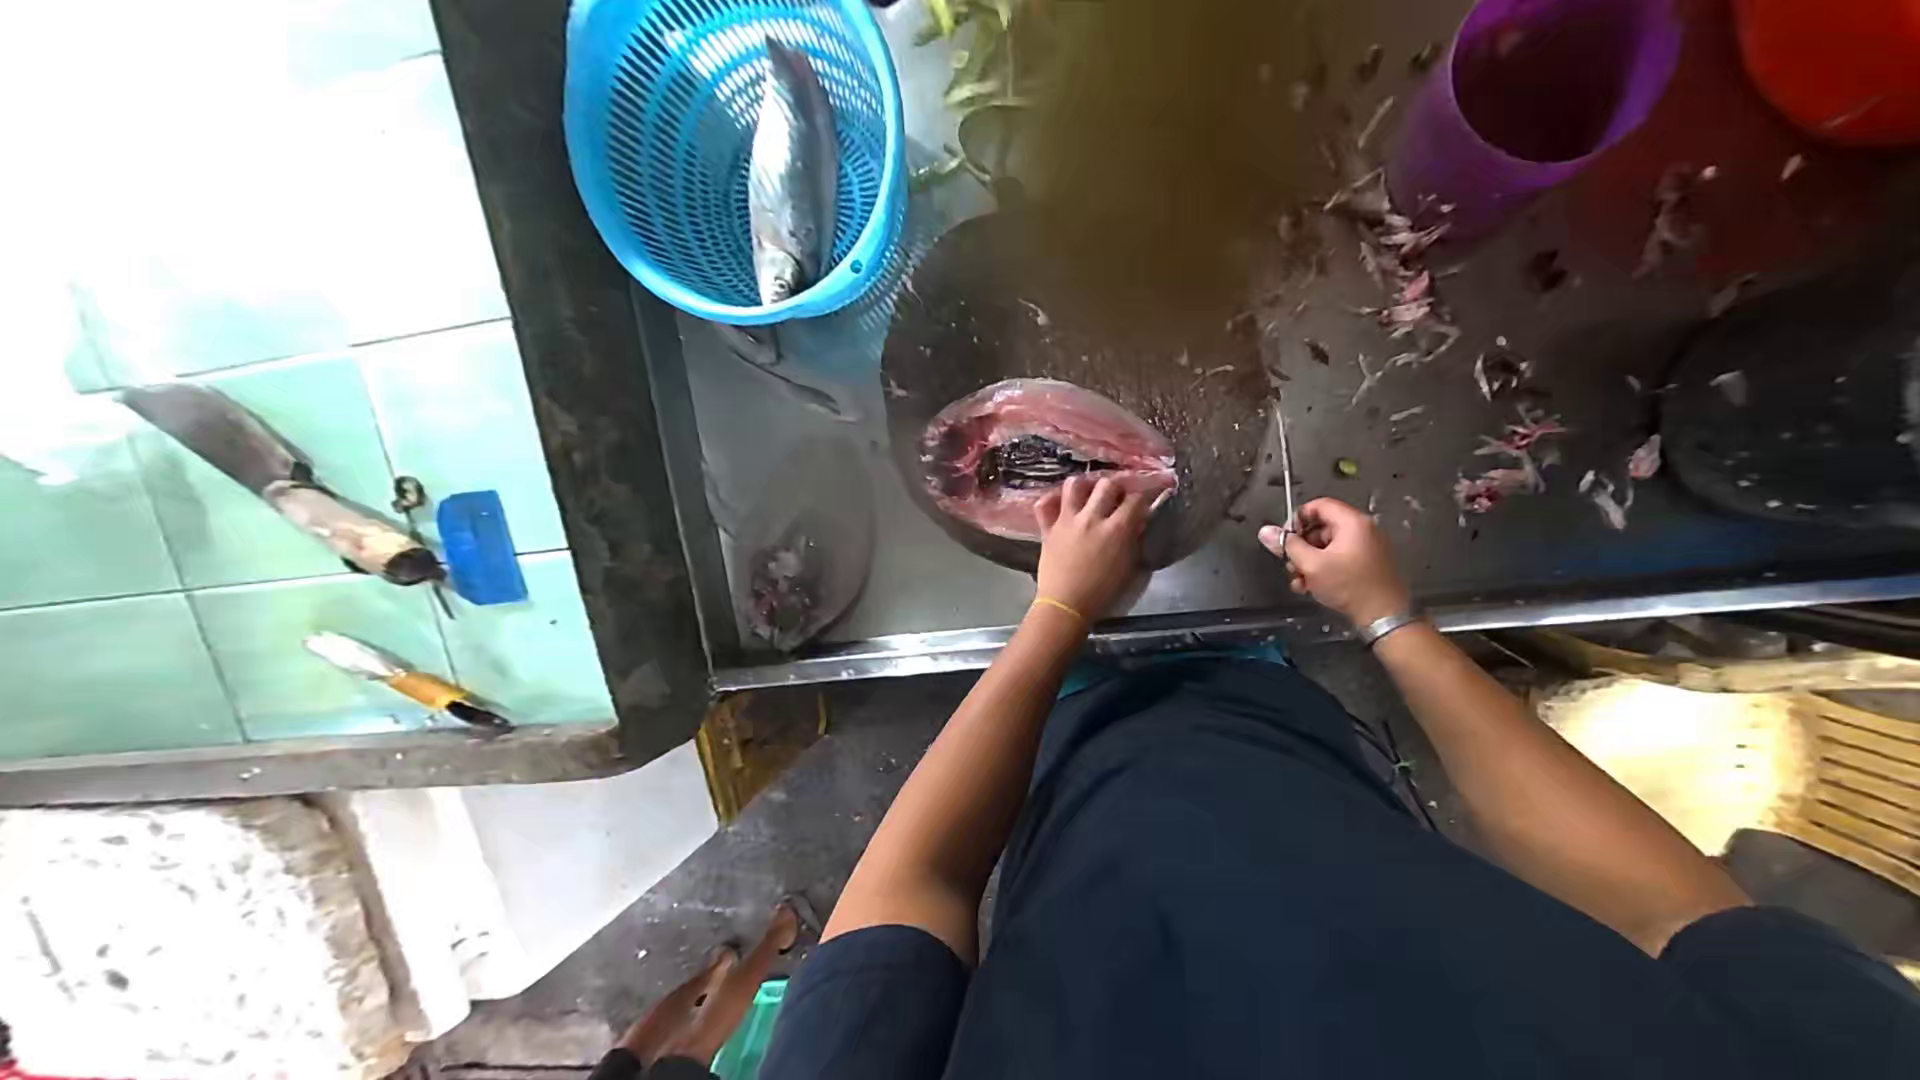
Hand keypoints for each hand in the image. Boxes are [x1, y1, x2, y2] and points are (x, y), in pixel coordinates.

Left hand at [1033, 475, 1154, 620]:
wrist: (1066, 605)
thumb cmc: (1103, 593)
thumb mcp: (1130, 567)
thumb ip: (1134, 540)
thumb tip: (1137, 522)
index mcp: (1117, 529)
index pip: (1136, 499)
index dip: (1145, 495)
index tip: (1146, 498)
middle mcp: (1091, 518)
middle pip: (1107, 484)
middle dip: (1117, 487)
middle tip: (1118, 497)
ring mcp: (1066, 521)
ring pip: (1074, 485)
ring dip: (1085, 486)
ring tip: (1090, 494)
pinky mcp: (1047, 528)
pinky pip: (1044, 504)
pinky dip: (1051, 500)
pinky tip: (1060, 503)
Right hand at [1257, 497, 1409, 625]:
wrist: (1383, 617)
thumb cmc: (1349, 586)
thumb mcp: (1311, 565)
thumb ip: (1287, 545)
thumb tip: (1266, 531)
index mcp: (1353, 523)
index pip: (1319, 505)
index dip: (1297, 518)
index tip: (1285, 537)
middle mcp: (1363, 530)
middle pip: (1320, 528)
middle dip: (1300, 546)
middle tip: (1290, 563)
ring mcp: (1366, 548)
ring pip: (1326, 546)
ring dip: (1308, 561)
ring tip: (1300, 580)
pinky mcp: (1367, 564)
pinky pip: (1338, 558)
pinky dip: (1322, 568)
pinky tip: (1311, 586)